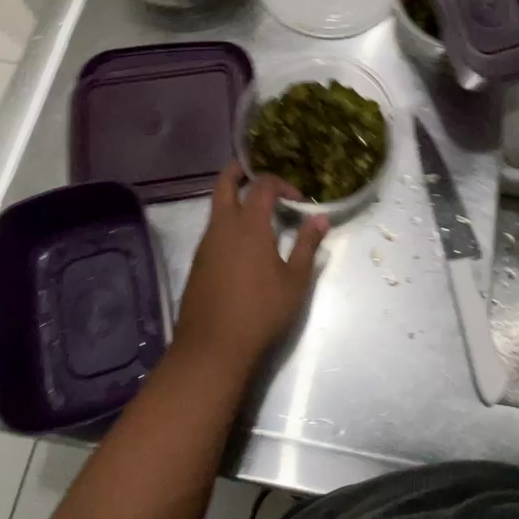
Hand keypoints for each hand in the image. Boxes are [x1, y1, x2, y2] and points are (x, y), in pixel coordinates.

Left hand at [173, 165, 328, 372]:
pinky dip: (227, 222)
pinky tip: (243, 242)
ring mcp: (206, 244)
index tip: (299, 198)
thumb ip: (307, 246)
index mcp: (249, 224)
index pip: (262, 185)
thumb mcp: (295, 281)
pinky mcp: (198, 263)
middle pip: (224, 182)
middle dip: (239, 170)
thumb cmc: (261, 312)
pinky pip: (212, 230)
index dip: (282, 183)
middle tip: (256, 170)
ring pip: (216, 206)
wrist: (212, 348)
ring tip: (257, 209)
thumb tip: (320, 219)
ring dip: (233, 198)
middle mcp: (223, 226)